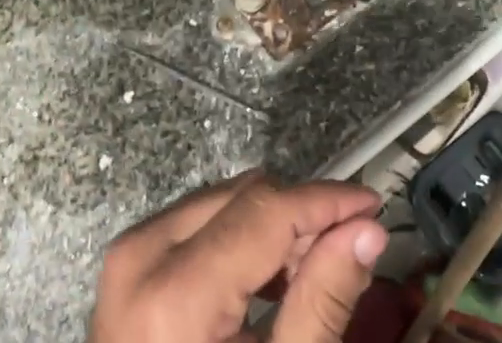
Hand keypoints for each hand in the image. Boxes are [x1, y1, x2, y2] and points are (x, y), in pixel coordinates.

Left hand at [89, 173, 387, 342]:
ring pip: (221, 199)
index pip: (266, 209)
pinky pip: (196, 219)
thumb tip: (365, 233)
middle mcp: (143, 253)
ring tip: (308, 274)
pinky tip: (266, 281)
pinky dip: (239, 236)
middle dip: (301, 215)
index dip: (327, 200)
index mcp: (176, 292)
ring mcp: (129, 252)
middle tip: (346, 252)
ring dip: (272, 224)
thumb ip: (322, 304)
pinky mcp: (128, 259)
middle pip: (243, 196)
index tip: (373, 206)